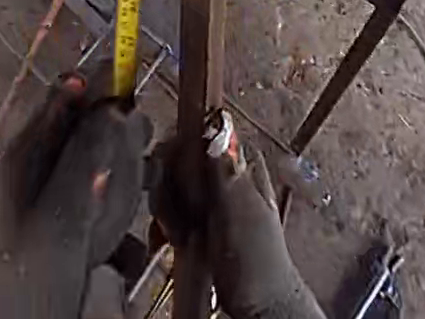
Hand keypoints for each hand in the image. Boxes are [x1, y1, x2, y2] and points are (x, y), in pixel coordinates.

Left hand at [0, 73, 151, 318]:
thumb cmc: (27, 281)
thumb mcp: (60, 213)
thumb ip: (87, 155)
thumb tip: (117, 106)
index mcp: (30, 150)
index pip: (67, 92)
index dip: (101, 83)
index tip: (135, 88)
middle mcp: (44, 167)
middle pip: (92, 126)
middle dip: (122, 136)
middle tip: (142, 153)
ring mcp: (59, 201)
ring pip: (105, 165)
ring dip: (128, 177)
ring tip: (142, 195)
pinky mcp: (74, 234)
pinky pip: (108, 208)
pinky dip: (124, 217)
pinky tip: (128, 248)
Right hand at [151, 113, 324, 318]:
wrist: (259, 313)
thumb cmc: (258, 263)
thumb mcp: (244, 215)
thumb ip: (227, 172)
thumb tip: (218, 124)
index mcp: (241, 163)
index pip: (200, 133)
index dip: (180, 148)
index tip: (168, 170)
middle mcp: (224, 173)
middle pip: (181, 157)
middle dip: (169, 184)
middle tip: (173, 214)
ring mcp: (211, 198)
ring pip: (173, 182)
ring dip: (166, 207)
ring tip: (174, 234)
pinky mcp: (199, 221)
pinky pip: (172, 208)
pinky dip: (165, 222)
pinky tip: (168, 240)